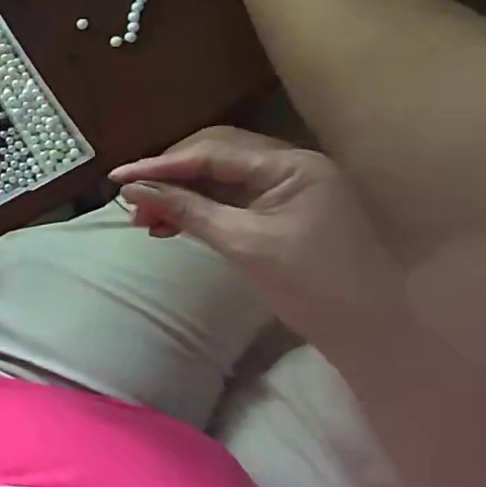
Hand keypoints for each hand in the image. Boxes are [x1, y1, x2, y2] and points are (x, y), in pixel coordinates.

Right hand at [110, 126, 404, 333]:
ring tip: (144, 219)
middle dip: (167, 177)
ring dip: (176, 194)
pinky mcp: (277, 209)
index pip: (212, 153)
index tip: (117, 178)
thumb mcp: (240, 242)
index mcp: (292, 166)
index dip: (159, 165)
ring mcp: (284, 187)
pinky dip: (194, 208)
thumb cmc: (311, 285)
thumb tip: (131, 189)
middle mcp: (289, 166)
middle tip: (132, 201)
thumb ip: (185, 209)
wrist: (368, 333)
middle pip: (211, 156)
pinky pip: (225, 197)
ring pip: (214, 178)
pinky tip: (168, 225)